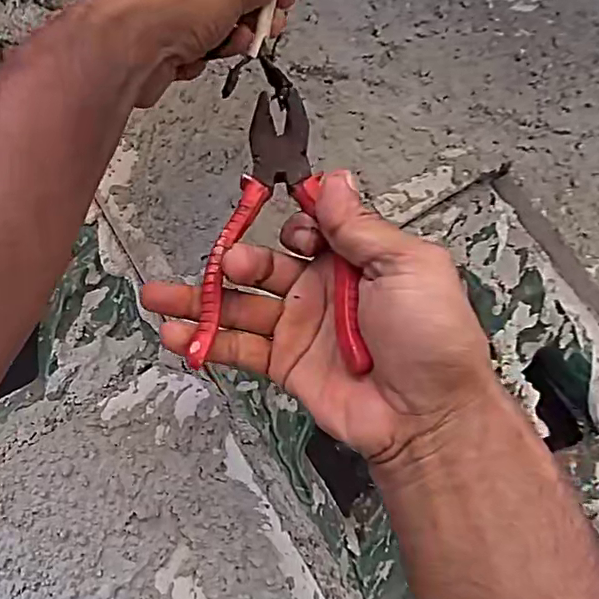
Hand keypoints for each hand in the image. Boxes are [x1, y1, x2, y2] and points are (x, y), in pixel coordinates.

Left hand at [95, 0, 298, 107]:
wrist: (130, 49)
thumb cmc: (168, 2)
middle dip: (250, 14)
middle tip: (268, 25)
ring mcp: (162, 15)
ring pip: (210, 28)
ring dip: (228, 39)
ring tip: (233, 41)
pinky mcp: (157, 49)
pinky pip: (193, 53)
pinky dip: (201, 57)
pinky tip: (201, 55)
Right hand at [140, 171, 501, 469]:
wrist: (429, 416)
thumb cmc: (435, 342)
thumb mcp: (408, 266)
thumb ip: (362, 225)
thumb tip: (335, 182)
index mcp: (354, 261)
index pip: (307, 229)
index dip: (291, 225)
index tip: (284, 226)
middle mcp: (321, 290)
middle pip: (262, 266)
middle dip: (236, 260)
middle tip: (229, 262)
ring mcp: (299, 328)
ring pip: (239, 306)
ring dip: (200, 301)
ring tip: (164, 297)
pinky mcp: (284, 363)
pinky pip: (237, 347)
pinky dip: (206, 340)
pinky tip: (181, 334)